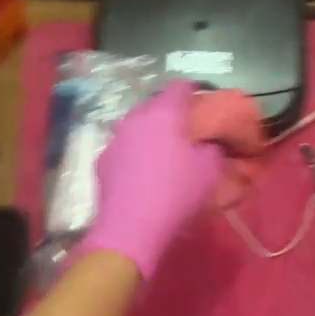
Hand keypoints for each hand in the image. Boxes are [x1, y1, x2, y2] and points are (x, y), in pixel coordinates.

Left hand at [80, 82, 227, 280]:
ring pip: (136, 124)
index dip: (192, 90)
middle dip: (170, 111)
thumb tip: (208, 143)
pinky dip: (134, 151)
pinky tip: (142, 170)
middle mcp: (136, 118)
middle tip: (184, 127)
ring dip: (150, 131)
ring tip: (162, 149)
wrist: (130, 229)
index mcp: (164, 113)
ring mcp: (115, 138)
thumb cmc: (176, 193)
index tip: (201, 100)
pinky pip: (123, 146)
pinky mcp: (102, 160)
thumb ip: (212, 148)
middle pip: (155, 103)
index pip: (179, 86)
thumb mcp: (209, 170)